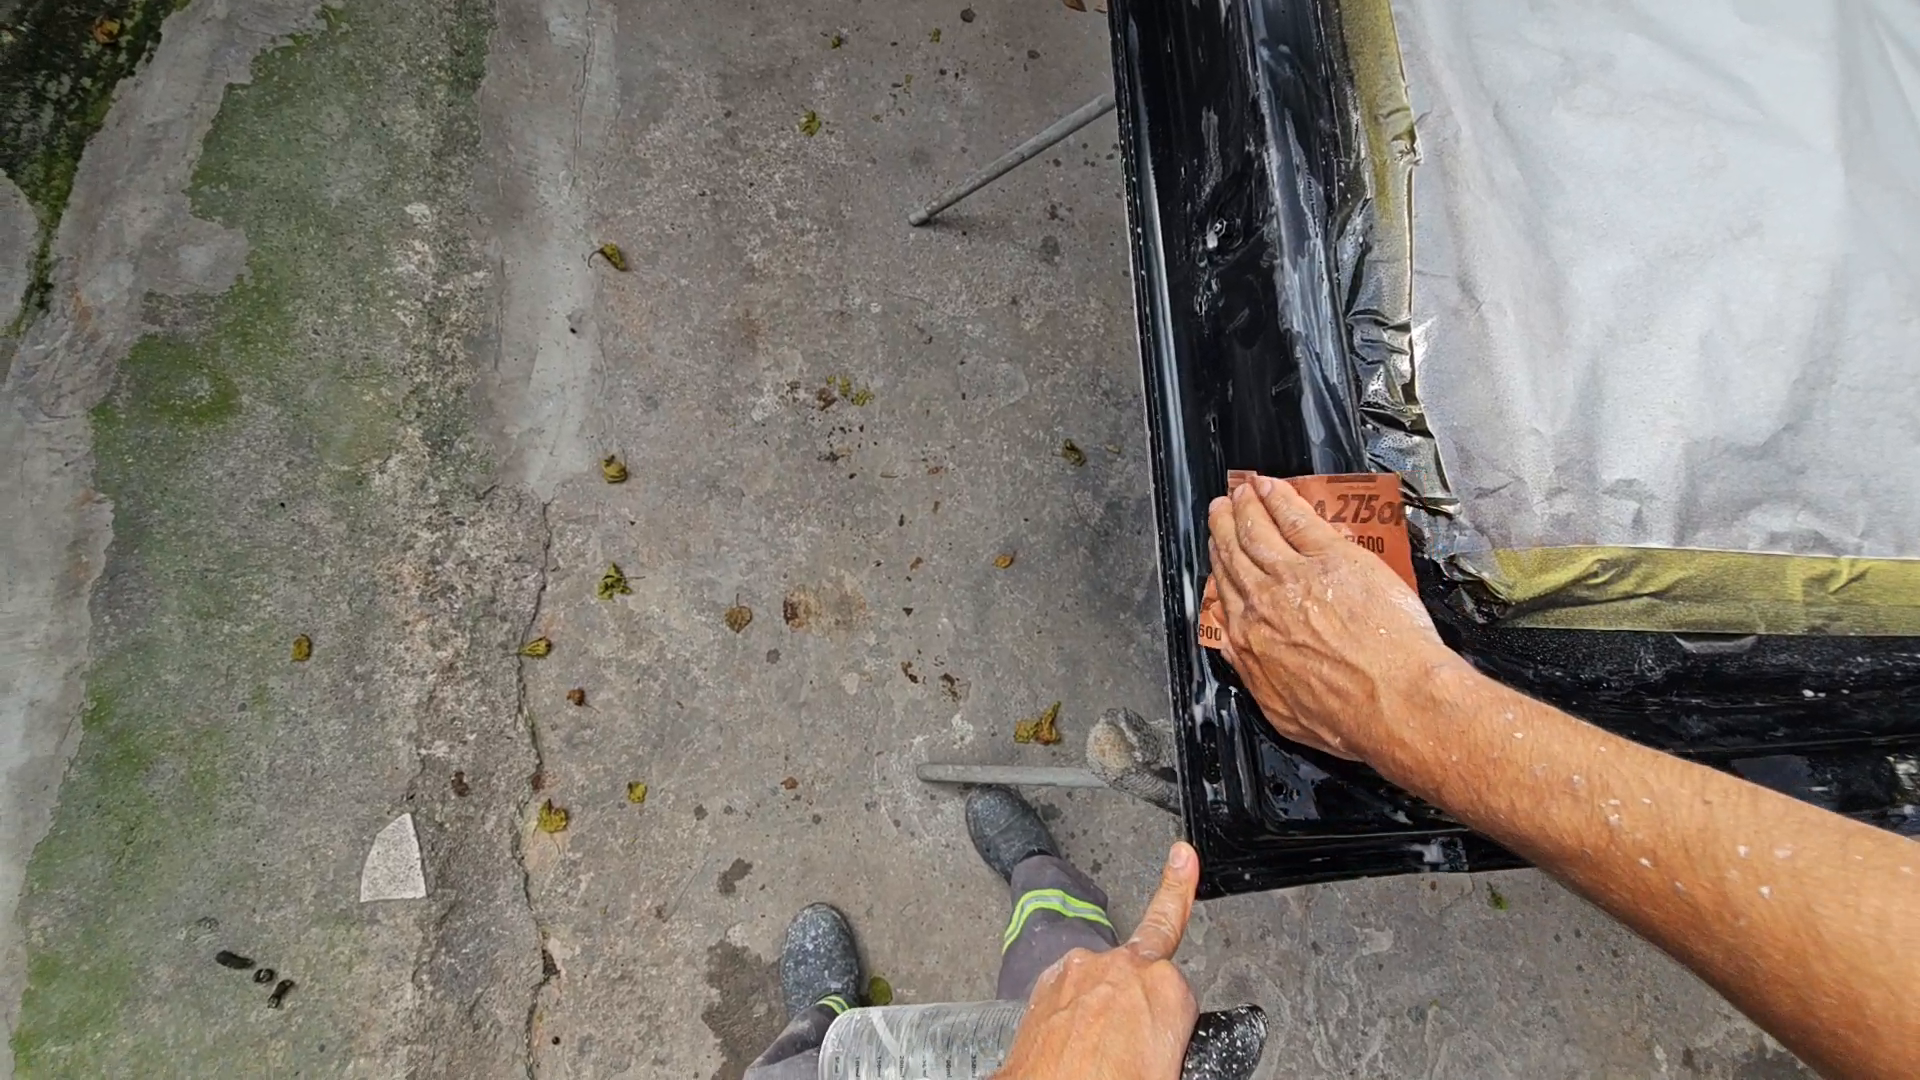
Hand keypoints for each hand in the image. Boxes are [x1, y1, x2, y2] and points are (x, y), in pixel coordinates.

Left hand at [994, 843, 1200, 1079]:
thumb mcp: (1172, 1068)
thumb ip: (1173, 1034)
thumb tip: (1166, 1036)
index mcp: (1166, 990)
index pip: (1186, 986)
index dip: (1182, 1011)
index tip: (1184, 865)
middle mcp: (1123, 967)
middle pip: (1149, 972)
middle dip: (1147, 1000)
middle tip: (1139, 1033)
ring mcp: (1082, 969)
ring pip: (1108, 978)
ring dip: (1110, 1001)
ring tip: (1104, 1051)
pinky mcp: (1050, 979)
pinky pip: (1075, 985)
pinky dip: (1079, 1003)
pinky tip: (1078, 1039)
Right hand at [1206, 474, 1460, 759]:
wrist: (1393, 704)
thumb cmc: (1348, 716)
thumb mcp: (1281, 711)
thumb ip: (1252, 674)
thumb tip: (1234, 651)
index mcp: (1251, 637)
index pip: (1226, 588)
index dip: (1219, 562)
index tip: (1218, 549)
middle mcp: (1264, 601)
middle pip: (1236, 553)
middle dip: (1225, 526)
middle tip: (1221, 508)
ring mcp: (1295, 575)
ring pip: (1259, 531)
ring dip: (1247, 507)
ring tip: (1242, 491)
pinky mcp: (1332, 558)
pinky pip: (1296, 520)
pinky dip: (1280, 500)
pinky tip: (1272, 488)